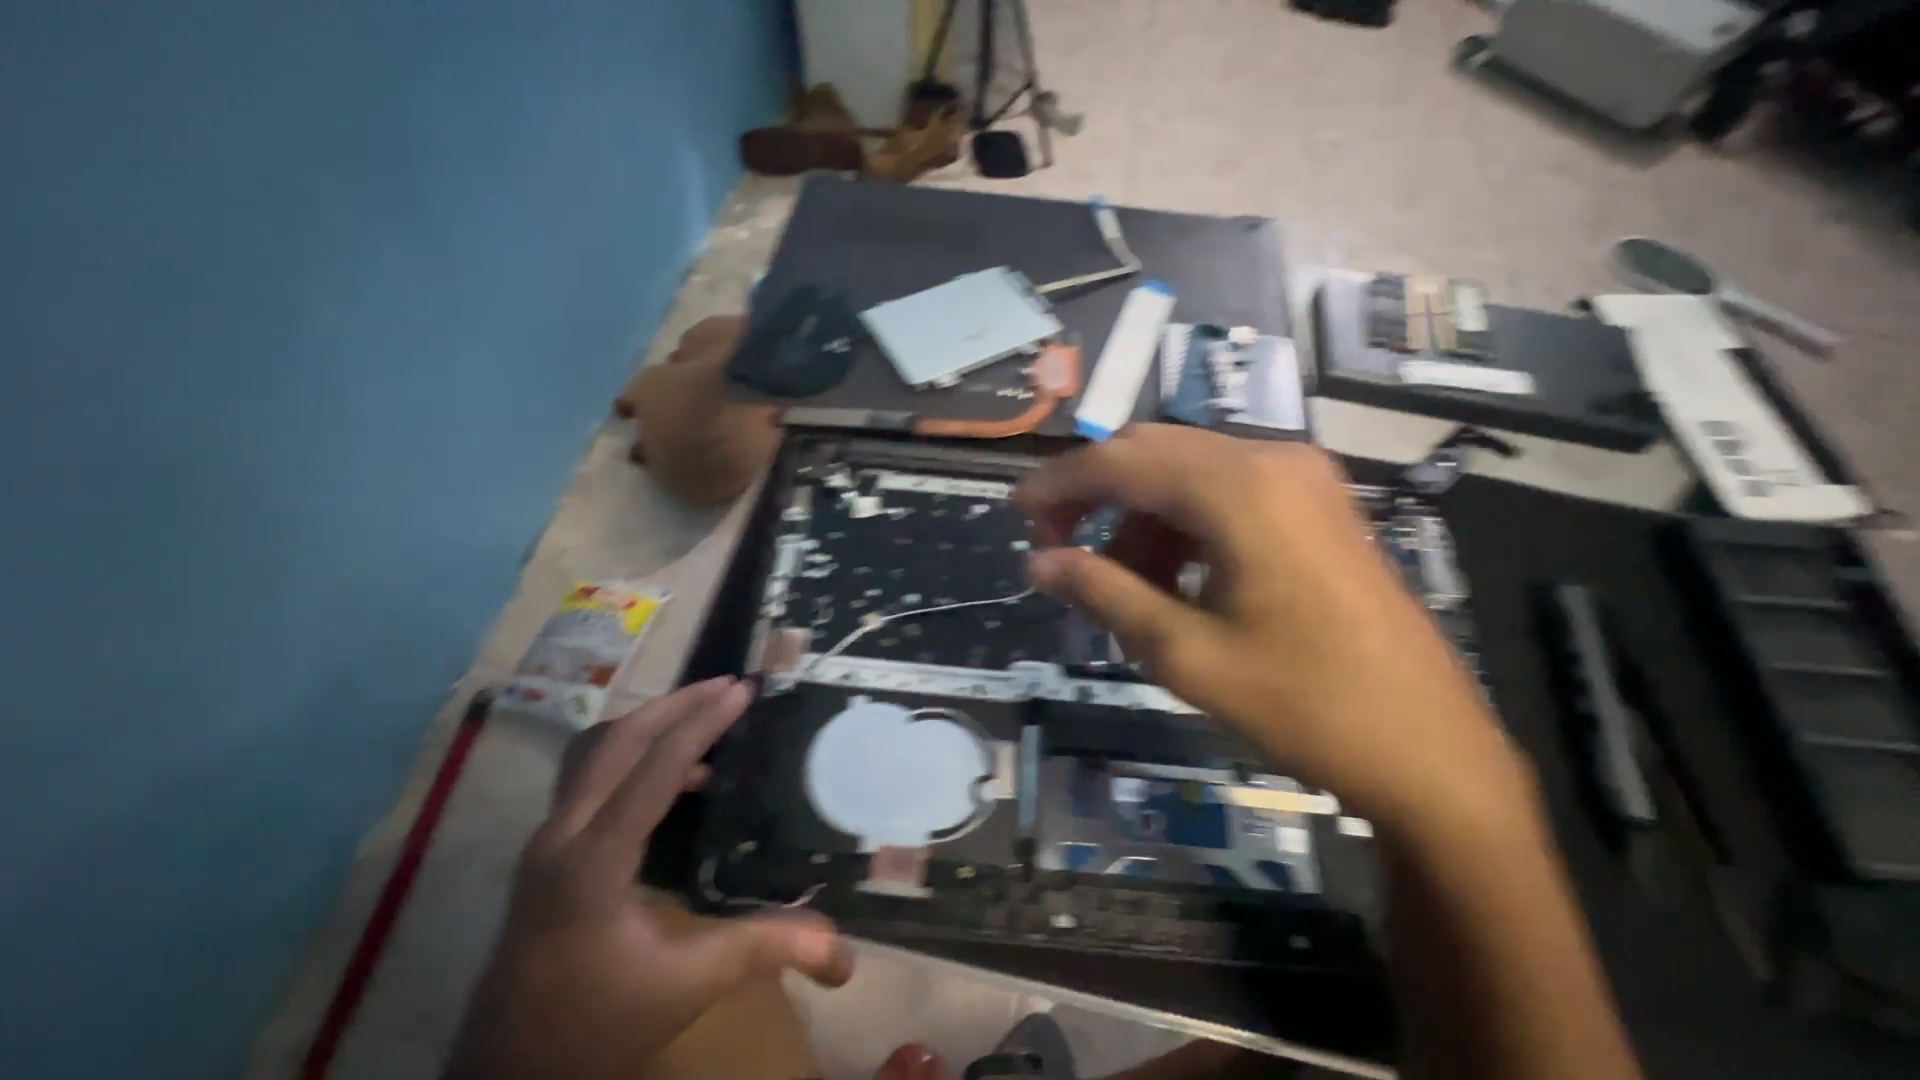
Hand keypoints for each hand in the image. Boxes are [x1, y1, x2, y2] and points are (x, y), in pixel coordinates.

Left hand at [446, 677, 852, 1079]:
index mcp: (593, 860)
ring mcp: (544, 844)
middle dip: (671, 706)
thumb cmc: (597, 1023)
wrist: (510, 1072)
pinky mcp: (545, 857)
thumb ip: (765, 949)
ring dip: (646, 728)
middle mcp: (560, 837)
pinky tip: (674, 786)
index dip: (701, 724)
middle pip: (612, 742)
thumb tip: (844, 951)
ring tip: (703, 723)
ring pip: (591, 756)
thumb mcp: (689, 983)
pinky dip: (630, 760)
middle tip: (726, 687)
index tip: (742, 690)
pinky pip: (587, 781)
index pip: (652, 768)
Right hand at [1014, 425, 1524, 833]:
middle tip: (1056, 551)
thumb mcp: (1186, 654)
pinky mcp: (1321, 505)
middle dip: (1097, 494)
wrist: (1428, 749)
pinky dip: (1186, 523)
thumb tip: (1038, 563)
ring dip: (1142, 515)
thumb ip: (1104, 594)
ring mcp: (1305, 479)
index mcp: (1239, 489)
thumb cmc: (1302, 704)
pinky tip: (1174, 579)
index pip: (1122, 461)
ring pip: (1192, 471)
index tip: (1017, 517)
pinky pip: (1230, 492)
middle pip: (1156, 452)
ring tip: (1119, 585)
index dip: (1060, 485)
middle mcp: (1273, 460)